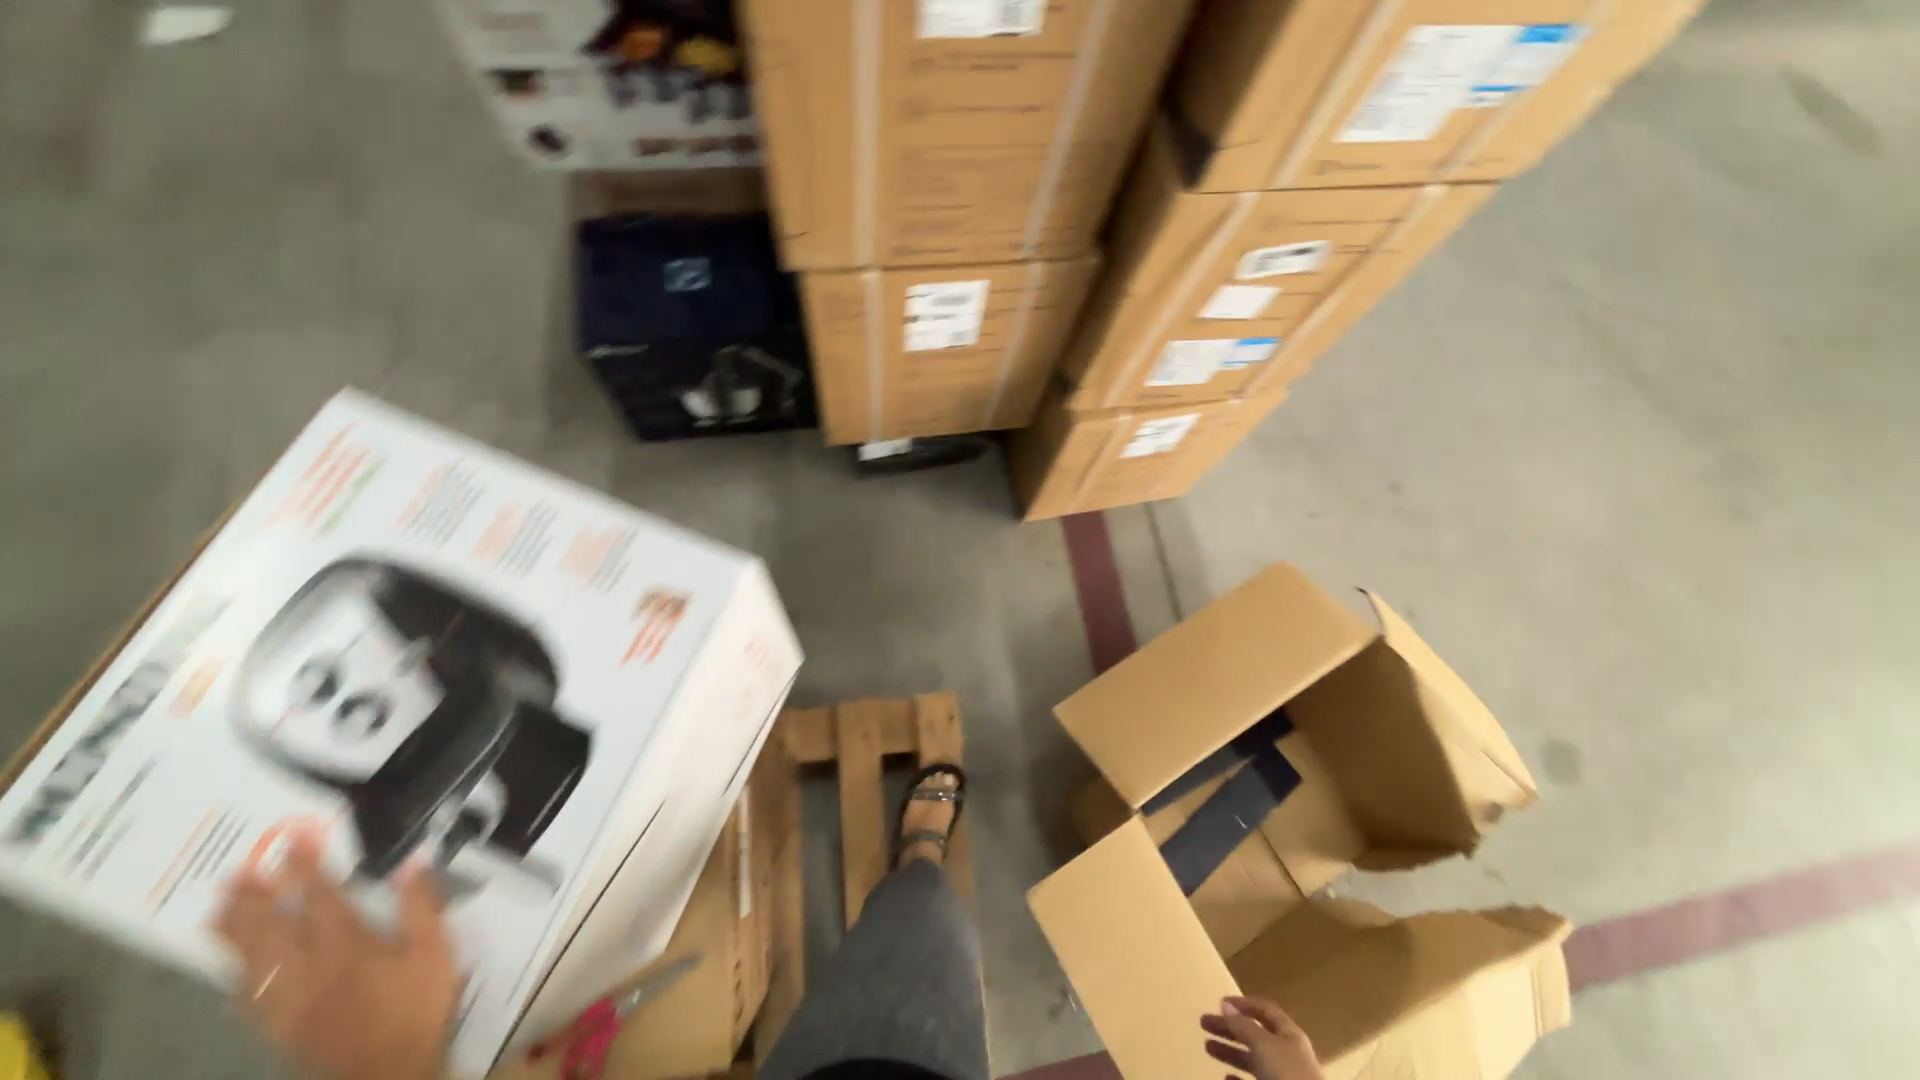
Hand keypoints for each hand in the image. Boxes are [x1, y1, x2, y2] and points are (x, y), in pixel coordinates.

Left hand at [214, 835, 456, 1079]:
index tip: (290, 841)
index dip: (303, 866)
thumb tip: (414, 860)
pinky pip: (246, 997)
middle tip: (237, 873)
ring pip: (249, 959)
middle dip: (253, 897)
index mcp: (347, 944)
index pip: (319, 896)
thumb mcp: (435, 949)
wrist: (388, 1070)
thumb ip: (421, 905)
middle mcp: (307, 966)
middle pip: (270, 927)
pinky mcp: (278, 1026)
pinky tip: (232, 969)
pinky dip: (235, 976)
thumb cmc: (416, 1005)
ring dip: (234, 931)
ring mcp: (287, 999)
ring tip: (219, 908)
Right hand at [1201, 996, 1324, 1079]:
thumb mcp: (1263, 1044)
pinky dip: (1238, 1079)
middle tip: (1203, 1023)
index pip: (1266, 1011)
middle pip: (1254, 1035)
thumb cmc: (1287, 1074)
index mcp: (1289, 1035)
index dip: (1244, 1004)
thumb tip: (1225, 1004)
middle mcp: (1286, 1054)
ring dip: (1229, 1052)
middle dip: (1229, 1028)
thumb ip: (1243, 1025)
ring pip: (1252, 1060)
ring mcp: (1281, 1077)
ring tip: (1207, 1048)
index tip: (1219, 1002)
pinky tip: (1226, 1077)